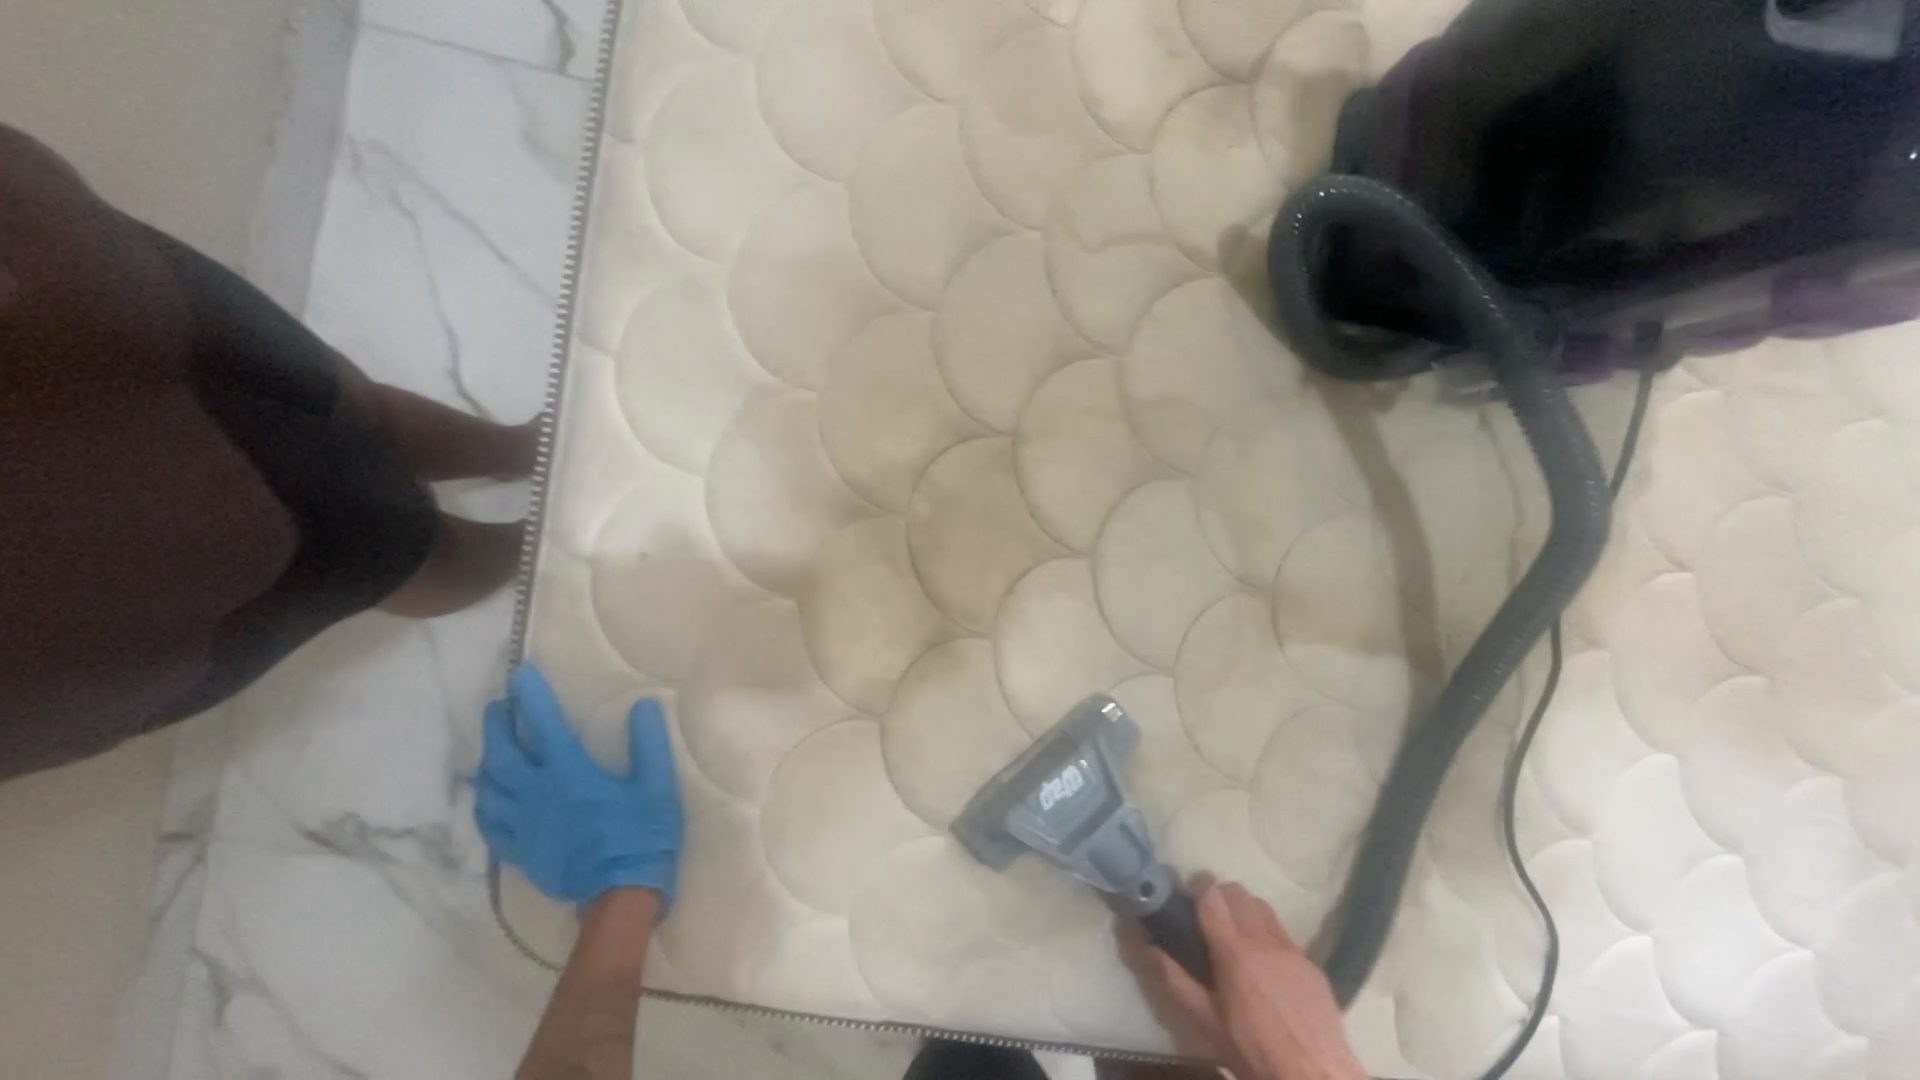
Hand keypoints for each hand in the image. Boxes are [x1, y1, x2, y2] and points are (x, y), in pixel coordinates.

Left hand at [476, 665, 683, 907]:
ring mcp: (524, 824)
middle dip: (497, 727)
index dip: (531, 698)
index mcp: (570, 773)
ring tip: (491, 750)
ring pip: (490, 789)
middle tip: (498, 708)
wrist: (620, 893)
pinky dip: (486, 805)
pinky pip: (491, 825)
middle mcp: (538, 794)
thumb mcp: (656, 786)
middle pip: (503, 755)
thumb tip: (643, 706)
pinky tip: (489, 800)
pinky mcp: (519, 851)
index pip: (544, 726)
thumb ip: (648, 744)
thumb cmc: (642, 836)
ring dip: (487, 763)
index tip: (520, 676)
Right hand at [1149, 883, 1365, 1079]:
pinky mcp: (1311, 963)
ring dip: (1245, 910)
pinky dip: (1267, 933)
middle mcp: (1263, 940)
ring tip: (1236, 937)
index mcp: (1233, 952)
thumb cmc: (1254, 1053)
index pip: (1212, 897)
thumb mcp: (1207, 1022)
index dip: (1197, 890)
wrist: (1315, 1078)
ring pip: (1263, 907)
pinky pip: (1283, 933)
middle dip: (1220, 896)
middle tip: (1208, 919)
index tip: (1187, 897)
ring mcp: (1291, 949)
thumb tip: (1150, 949)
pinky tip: (1265, 964)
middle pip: (1239, 893)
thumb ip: (1176, 981)